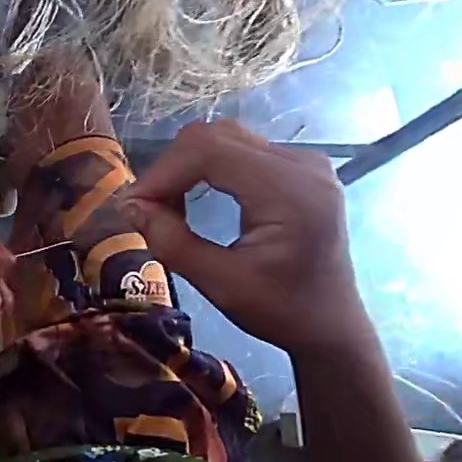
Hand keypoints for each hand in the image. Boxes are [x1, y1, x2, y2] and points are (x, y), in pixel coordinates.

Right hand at [124, 120, 374, 356]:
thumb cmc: (281, 311)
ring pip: (223, 139)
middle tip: (147, 209)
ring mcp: (303, 162)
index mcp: (290, 191)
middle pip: (215, 137)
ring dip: (184, 168)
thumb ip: (172, 242)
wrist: (331, 324)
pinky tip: (192, 198)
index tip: (134, 206)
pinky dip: (204, 169)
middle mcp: (302, 164)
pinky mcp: (296, 168)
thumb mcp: (220, 284)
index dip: (163, 172)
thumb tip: (129, 206)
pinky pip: (238, 151)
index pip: (210, 150)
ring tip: (166, 206)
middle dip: (170, 169)